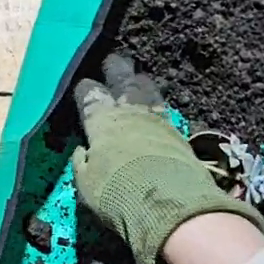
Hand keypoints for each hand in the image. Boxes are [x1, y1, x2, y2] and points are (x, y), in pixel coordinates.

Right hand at [70, 54, 263, 263]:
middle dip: (116, 69)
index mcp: (102, 121)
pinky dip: (158, 108)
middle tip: (114, 61)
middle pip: (123, 80)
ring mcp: (158, 120)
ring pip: (148, 91)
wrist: (166, 202)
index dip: (85, 89)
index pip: (90, 96)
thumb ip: (84, 164)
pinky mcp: (179, 134)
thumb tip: (84, 152)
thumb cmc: (116, 192)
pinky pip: (165, 112)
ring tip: (138, 78)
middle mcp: (130, 113)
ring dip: (141, 83)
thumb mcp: (87, 184)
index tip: (84, 86)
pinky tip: (157, 110)